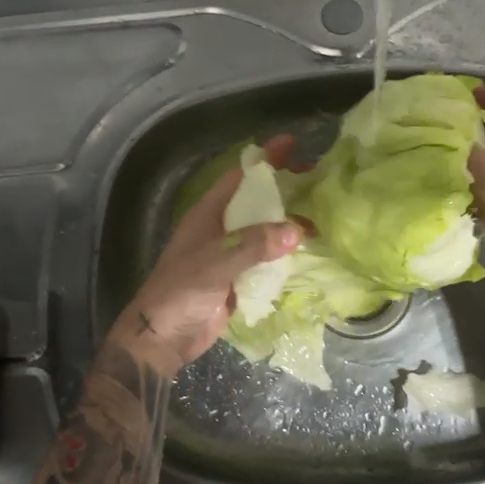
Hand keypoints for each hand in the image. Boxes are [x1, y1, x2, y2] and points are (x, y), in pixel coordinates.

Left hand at [111, 137, 302, 373]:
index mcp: (209, 215)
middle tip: (318, 180)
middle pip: (258, 201)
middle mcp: (221, 230)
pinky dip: (286, 255)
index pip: (240, 177)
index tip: (293, 144)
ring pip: (265, 231)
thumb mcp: (214, 264)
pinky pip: (267, 261)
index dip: (265, 159)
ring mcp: (230, 256)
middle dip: (285, 189)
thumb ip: (252, 246)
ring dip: (289, 224)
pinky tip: (309, 254)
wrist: (162, 339)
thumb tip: (297, 230)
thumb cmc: (179, 293)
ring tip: (322, 218)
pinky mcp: (239, 281)